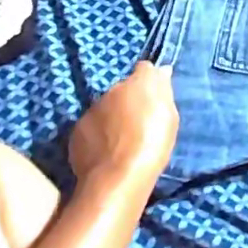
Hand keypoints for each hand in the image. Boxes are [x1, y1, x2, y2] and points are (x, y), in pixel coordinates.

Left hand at [69, 61, 178, 192]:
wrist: (118, 178)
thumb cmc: (153, 145)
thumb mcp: (170, 117)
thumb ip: (163, 92)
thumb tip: (161, 72)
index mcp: (140, 82)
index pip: (145, 69)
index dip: (149, 80)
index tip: (152, 96)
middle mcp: (113, 89)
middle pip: (123, 90)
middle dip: (128, 102)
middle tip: (137, 124)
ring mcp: (92, 109)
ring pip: (105, 108)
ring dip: (111, 118)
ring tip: (119, 143)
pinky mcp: (77, 129)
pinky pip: (91, 127)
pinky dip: (97, 135)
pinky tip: (104, 153)